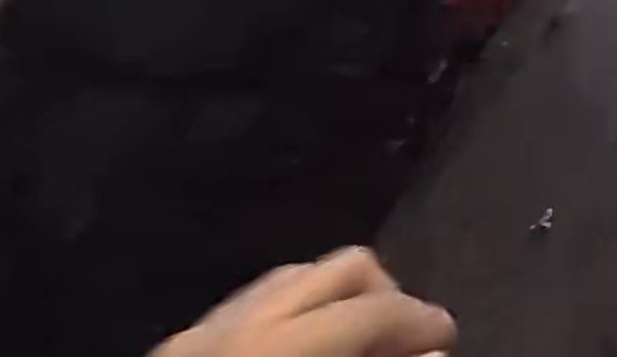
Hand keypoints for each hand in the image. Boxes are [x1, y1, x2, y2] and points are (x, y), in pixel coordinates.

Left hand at [151, 247, 455, 356]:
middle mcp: (232, 328)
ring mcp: (194, 336)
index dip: (423, 322)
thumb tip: (431, 354)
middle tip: (404, 346)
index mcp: (271, 352)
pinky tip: (299, 356)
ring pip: (298, 276)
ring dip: (341, 301)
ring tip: (356, 346)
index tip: (447, 343)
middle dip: (389, 299)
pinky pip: (254, 303)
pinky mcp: (169, 352)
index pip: (372, 311)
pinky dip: (294, 316)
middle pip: (345, 268)